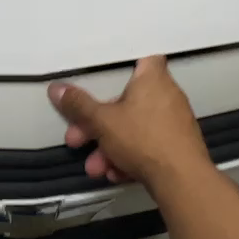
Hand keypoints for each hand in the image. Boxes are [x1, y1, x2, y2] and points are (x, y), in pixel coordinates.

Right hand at [48, 56, 220, 193]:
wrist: (182, 182)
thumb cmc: (142, 139)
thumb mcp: (102, 122)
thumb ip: (78, 105)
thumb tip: (56, 88)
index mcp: (152, 79)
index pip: (144, 57)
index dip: (125, 63)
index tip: (104, 74)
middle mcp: (167, 96)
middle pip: (126, 102)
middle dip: (98, 124)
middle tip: (77, 139)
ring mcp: (174, 123)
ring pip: (134, 128)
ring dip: (110, 147)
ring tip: (95, 167)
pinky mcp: (177, 147)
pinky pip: (147, 145)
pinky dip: (129, 157)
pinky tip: (116, 174)